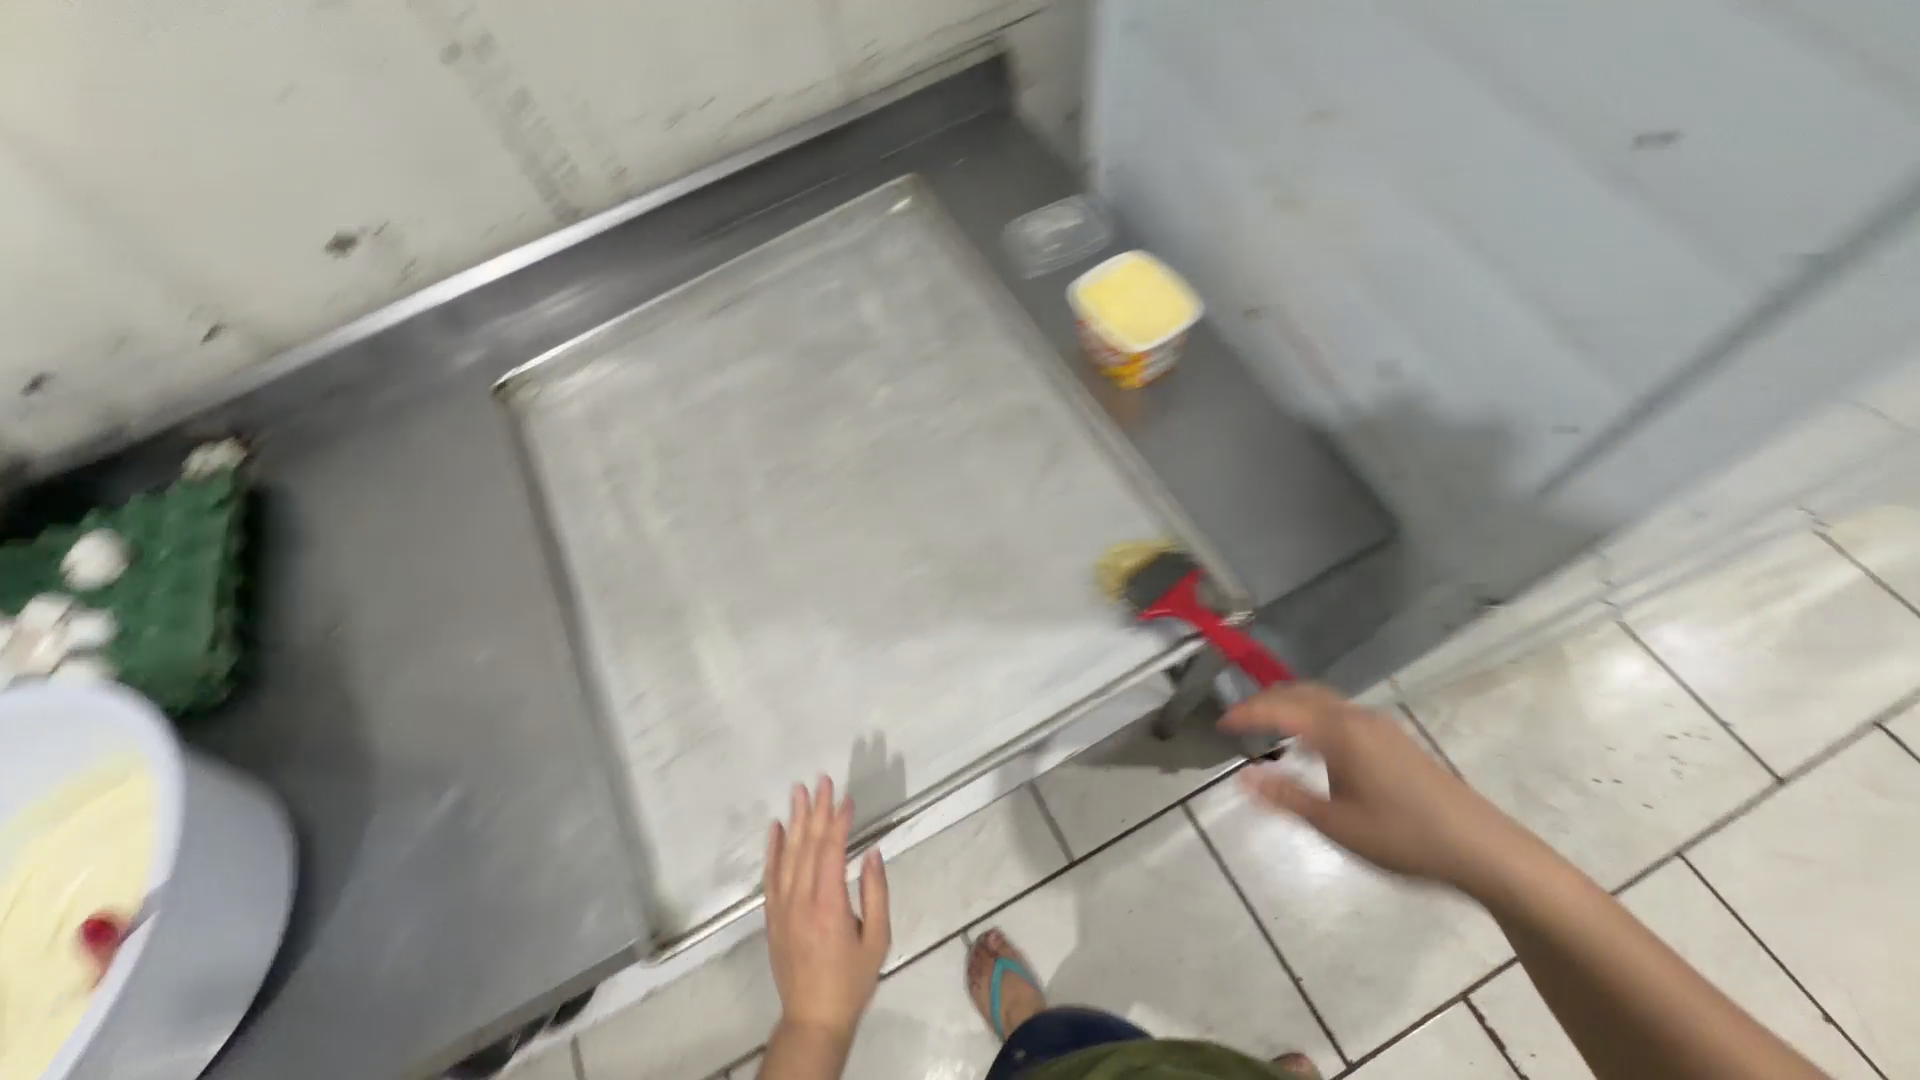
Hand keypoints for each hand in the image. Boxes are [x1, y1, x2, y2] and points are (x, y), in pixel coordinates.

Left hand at [763, 776, 891, 1043]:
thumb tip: (872, 853)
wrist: (813, 1017)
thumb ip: (876, 893)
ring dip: (794, 820)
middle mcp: (801, 899)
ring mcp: (782, 907)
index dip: (838, 821)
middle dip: (816, 810)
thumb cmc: (852, 979)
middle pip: (808, 845)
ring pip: (787, 854)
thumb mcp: (878, 939)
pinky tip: (775, 827)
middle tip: (821, 779)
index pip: (832, 851)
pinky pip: (770, 875)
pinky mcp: (772, 916)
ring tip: (798, 791)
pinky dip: (772, 849)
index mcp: (829, 904)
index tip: (846, 797)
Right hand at [1220, 684, 1530, 892]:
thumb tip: (1242, 777)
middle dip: (1267, 700)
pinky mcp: (1395, 740)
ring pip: (1324, 700)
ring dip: (1292, 704)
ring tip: (1268, 724)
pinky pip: (1341, 711)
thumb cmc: (1403, 836)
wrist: (1481, 848)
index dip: (1247, 713)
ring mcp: (1381, 726)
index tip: (1219, 724)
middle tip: (1239, 718)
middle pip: (1303, 692)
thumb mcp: (1336, 824)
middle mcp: (1358, 718)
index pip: (1281, 710)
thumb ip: (1286, 797)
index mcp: (1340, 733)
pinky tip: (1313, 742)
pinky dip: (1314, 714)